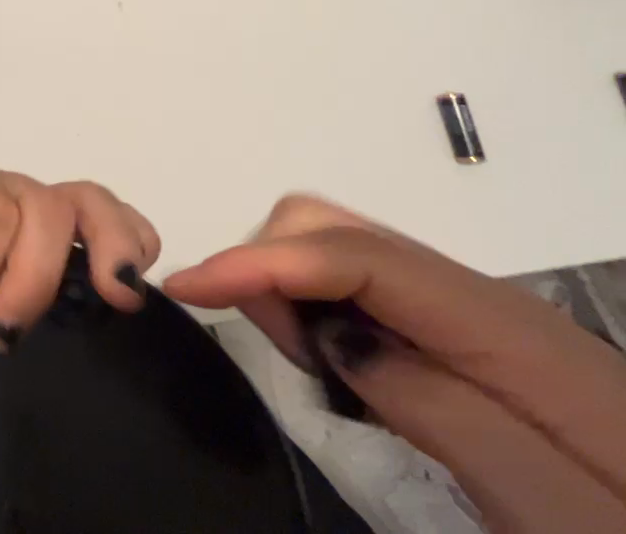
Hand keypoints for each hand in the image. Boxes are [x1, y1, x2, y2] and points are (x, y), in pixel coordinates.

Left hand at [0, 109, 160, 349]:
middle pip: (40, 210)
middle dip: (29, 278)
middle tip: (3, 333)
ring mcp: (37, 211)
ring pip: (87, 204)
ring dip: (105, 248)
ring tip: (112, 296)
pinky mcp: (69, 238)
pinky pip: (116, 220)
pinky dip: (132, 242)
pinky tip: (127, 282)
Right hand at [163, 195, 625, 532]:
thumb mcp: (548, 504)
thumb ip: (434, 407)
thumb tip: (329, 335)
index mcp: (510, 330)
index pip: (357, 255)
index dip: (259, 260)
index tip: (182, 288)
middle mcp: (486, 301)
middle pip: (340, 227)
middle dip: (269, 261)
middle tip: (266, 339)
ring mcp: (475, 316)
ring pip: (342, 250)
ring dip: (287, 283)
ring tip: (305, 359)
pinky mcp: (464, 338)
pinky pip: (363, 289)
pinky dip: (314, 304)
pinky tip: (330, 357)